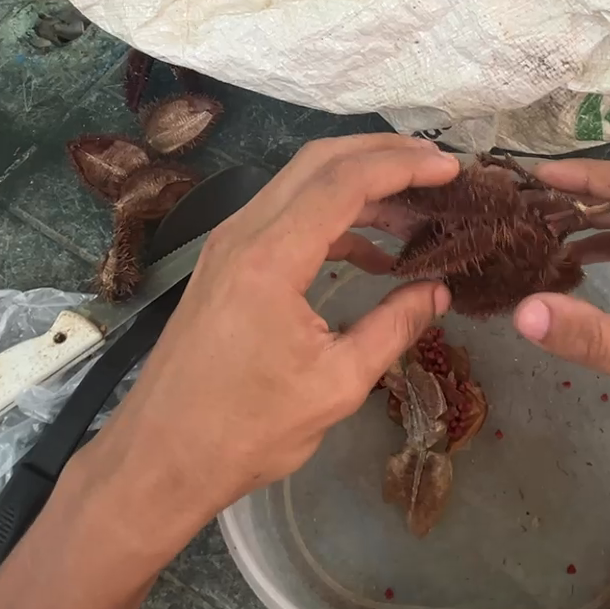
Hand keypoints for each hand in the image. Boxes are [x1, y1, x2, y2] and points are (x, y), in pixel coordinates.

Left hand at [85, 135, 459, 529]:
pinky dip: (332, 216)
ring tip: (414, 204)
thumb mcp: (336, 384)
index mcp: (272, 256)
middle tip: (436, 164)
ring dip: (358, 181)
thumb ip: (393, 328)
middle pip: (319, 161)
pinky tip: (370, 250)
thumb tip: (437, 292)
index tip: (450, 167)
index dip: (402, 166)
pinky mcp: (228, 257)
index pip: (345, 181)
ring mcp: (231, 240)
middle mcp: (246, 230)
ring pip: (301, 181)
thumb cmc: (247, 429)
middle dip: (382, 153)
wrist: (160, 455)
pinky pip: (287, 213)